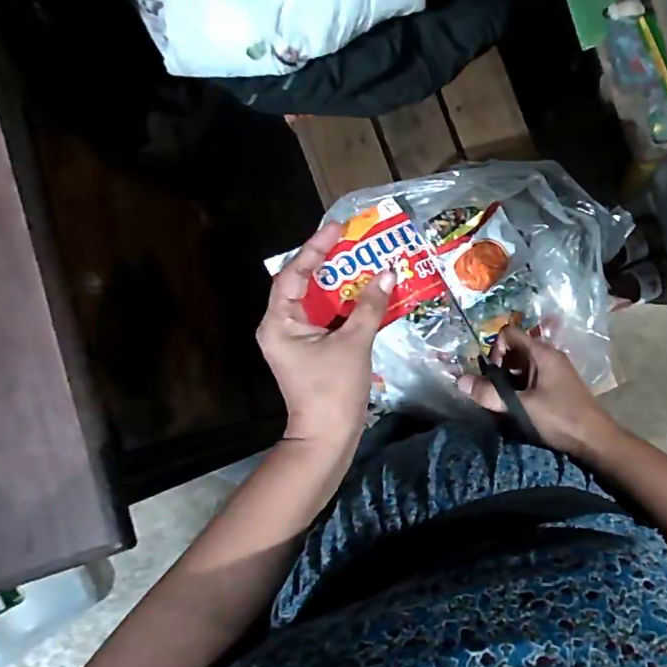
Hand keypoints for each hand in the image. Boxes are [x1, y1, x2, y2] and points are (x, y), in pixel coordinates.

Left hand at [258, 223, 392, 450]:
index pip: (292, 275)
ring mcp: (295, 341)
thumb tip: (387, 274)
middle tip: (355, 243)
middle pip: (303, 285)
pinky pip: (326, 319)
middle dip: (329, 264)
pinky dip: (344, 307)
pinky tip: (366, 296)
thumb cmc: (333, 390)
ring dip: (340, 285)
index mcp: (279, 323)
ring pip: (317, 302)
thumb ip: (368, 307)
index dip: (314, 249)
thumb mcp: (354, 344)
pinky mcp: (310, 351)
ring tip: (365, 263)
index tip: (337, 228)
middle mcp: (281, 327)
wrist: (327, 438)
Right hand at [457, 325, 624, 459]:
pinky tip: (515, 407)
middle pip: (513, 349)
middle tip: (492, 390)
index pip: (509, 333)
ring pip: (520, 366)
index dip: (495, 348)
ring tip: (500, 401)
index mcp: (542, 353)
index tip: (492, 373)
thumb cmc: (560, 418)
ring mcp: (553, 371)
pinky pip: (530, 378)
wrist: (595, 440)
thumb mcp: (522, 406)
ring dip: (507, 380)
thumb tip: (460, 381)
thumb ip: (490, 394)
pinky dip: (518, 388)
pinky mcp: (555, 386)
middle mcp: (548, 356)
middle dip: (498, 367)